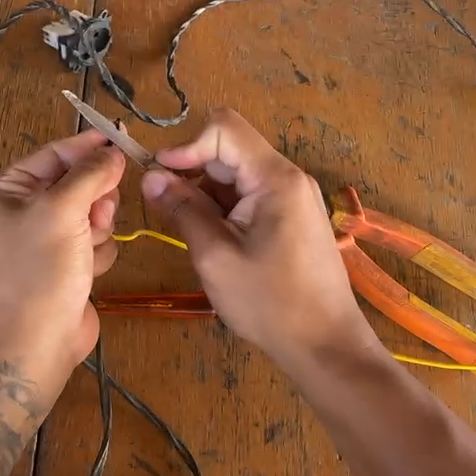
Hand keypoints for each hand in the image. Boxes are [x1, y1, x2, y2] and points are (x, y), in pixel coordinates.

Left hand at [0, 130, 124, 369]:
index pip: (51, 155)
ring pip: (91, 213)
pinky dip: (97, 253)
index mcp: (3, 192)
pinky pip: (94, 242)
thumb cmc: (37, 268)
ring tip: (88, 247)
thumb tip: (113, 151)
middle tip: (99, 211)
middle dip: (93, 196)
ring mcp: (43, 241)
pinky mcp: (65, 266)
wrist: (32, 342)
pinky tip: (89, 271)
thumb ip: (90, 174)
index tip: (121, 138)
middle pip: (75, 182)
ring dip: (98, 226)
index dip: (87, 147)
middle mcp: (19, 213)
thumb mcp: (61, 210)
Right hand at [140, 108, 374, 367]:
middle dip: (192, 172)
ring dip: (205, 194)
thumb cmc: (270, 303)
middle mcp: (288, 178)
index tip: (158, 176)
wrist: (325, 345)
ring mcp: (292, 198)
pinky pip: (248, 196)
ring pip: (235, 175)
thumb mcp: (215, 256)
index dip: (185, 146)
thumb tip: (150, 177)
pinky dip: (222, 208)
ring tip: (192, 234)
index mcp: (275, 178)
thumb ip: (183, 210)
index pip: (224, 129)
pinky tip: (213, 241)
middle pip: (228, 150)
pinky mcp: (291, 218)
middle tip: (166, 209)